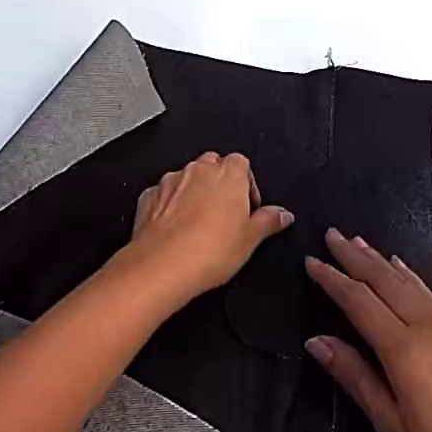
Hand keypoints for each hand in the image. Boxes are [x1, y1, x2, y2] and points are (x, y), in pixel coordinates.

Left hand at [122, 152, 292, 304]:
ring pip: (187, 178)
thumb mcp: (251, 239)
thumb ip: (269, 221)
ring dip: (193, 193)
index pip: (242, 163)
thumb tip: (282, 215)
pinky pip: (164, 194)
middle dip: (219, 184)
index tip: (248, 207)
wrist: (161, 267)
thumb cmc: (208, 250)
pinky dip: (169, 205)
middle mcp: (199, 170)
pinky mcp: (148, 197)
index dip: (247, 185)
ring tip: (198, 225)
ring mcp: (171, 181)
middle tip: (224, 214)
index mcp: (229, 173)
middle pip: (214, 166)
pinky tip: (175, 229)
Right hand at [305, 230, 431, 431]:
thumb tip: (318, 343)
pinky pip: (429, 294)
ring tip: (360, 243)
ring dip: (381, 260)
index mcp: (407, 350)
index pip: (360, 301)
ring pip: (409, 282)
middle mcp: (430, 329)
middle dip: (355, 256)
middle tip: (332, 235)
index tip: (312, 261)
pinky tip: (404, 271)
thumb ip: (355, 378)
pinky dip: (409, 276)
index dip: (332, 279)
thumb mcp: (393, 429)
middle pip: (385, 281)